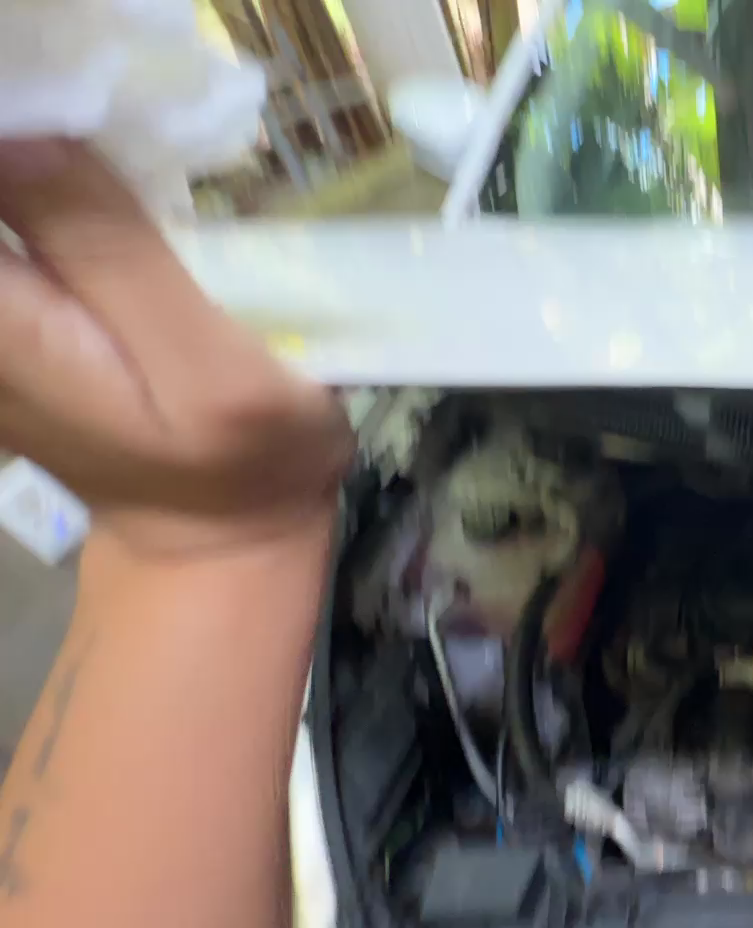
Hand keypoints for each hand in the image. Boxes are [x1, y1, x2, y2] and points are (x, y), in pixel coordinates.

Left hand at [0, 139, 349, 558]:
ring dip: (36, 150)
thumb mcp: (216, 373)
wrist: (227, 527)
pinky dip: (43, 183)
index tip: (67, 95)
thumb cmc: (248, 459)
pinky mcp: (10, 309)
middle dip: (27, 127)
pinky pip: (22, 231)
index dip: (14, 121)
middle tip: (93, 110)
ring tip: (95, 132)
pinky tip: (89, 179)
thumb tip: (25, 132)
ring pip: (4, 192)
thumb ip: (121, 261)